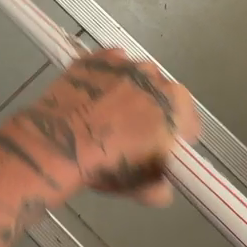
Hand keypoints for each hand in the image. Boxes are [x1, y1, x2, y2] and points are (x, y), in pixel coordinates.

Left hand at [0, 48, 200, 205]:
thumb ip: (162, 184)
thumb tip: (162, 186)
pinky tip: (93, 95)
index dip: (179, 136)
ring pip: (135, 78)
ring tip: (109, 113)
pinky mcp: (92, 59)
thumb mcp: (145, 187)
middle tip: (134, 130)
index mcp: (175, 103)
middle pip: (162, 95)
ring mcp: (120, 62)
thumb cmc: (108, 165)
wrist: (57, 143)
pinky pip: (106, 66)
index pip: (189, 121)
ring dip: (129, 92)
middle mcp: (152, 75)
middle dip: (154, 111)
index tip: (165, 147)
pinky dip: (105, 78)